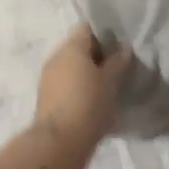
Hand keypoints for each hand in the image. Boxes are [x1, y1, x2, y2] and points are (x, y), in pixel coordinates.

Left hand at [31, 24, 132, 151]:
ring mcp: (48, 74)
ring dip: (84, 73)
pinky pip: (63, 82)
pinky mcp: (44, 94)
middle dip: (95, 57)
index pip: (87, 28)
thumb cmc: (88, 104)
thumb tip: (124, 48)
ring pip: (70, 66)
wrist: (59, 140)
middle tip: (113, 72)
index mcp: (72, 45)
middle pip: (78, 47)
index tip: (116, 49)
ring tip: (102, 89)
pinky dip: (75, 87)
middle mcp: (56, 54)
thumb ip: (118, 63)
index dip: (102, 35)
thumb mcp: (110, 83)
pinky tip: (88, 103)